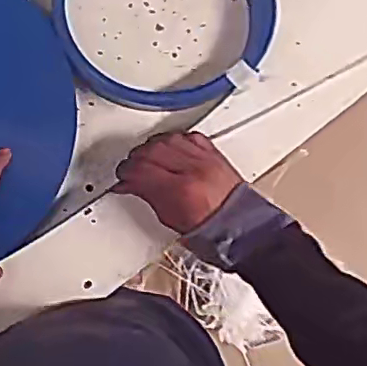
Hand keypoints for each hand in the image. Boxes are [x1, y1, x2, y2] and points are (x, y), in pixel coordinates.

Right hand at [114, 131, 243, 233]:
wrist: (243, 229)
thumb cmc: (210, 229)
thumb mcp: (169, 217)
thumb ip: (146, 194)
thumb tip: (129, 183)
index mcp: (181, 190)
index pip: (140, 169)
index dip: (125, 172)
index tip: (123, 177)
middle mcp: (195, 170)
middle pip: (151, 150)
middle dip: (135, 159)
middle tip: (132, 168)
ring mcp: (206, 160)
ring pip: (168, 139)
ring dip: (152, 147)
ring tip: (148, 158)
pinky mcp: (215, 154)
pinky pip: (189, 136)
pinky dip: (174, 140)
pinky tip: (169, 149)